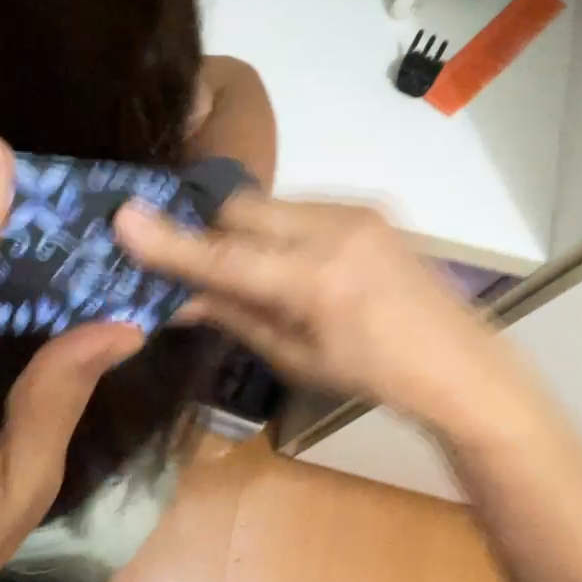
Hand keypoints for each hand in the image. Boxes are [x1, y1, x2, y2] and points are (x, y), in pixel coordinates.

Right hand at [116, 195, 531, 435]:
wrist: (459, 363)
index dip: (171, 241)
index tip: (122, 218)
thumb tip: (176, 299)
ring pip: (267, 203)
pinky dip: (277, 229)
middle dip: (209, 232)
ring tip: (254, 272)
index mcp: (316, 284)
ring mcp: (357, 211)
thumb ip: (234, 317)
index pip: (226, 257)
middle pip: (240, 208)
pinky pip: (298, 206)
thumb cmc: (370, 378)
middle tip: (195, 265)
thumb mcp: (293, 358)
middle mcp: (336, 231)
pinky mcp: (370, 205)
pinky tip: (290, 263)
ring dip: (244, 231)